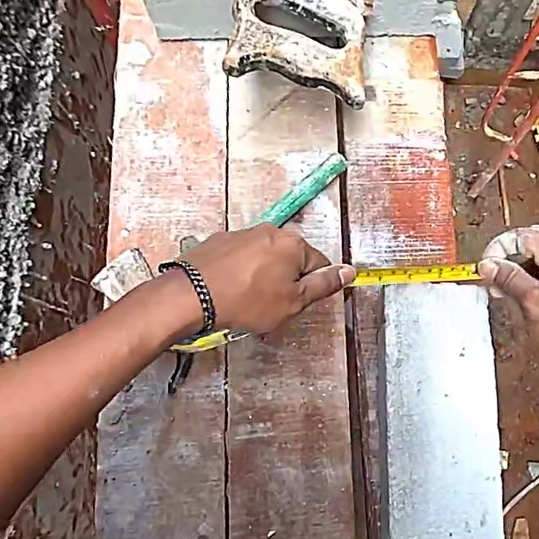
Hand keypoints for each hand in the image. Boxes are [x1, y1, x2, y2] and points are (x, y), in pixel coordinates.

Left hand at [178, 223, 352, 333]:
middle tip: (273, 307)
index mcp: (293, 244)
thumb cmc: (245, 301)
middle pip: (291, 259)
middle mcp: (270, 231)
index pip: (319, 264)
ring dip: (262, 278)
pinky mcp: (218, 242)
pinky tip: (230, 293)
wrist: (190, 296)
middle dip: (286, 282)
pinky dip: (240, 274)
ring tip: (248, 303)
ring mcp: (242, 234)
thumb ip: (324, 284)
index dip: (311, 288)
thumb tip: (348, 271)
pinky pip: (240, 259)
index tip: (297, 303)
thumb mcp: (293, 302)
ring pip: (264, 259)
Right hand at [477, 228, 538, 382]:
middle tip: (492, 280)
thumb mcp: (531, 301)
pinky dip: (535, 284)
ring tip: (505, 293)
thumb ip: (508, 278)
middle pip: (532, 248)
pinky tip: (523, 299)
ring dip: (520, 275)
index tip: (485, 266)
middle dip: (509, 263)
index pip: (523, 238)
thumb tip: (490, 265)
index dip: (498, 250)